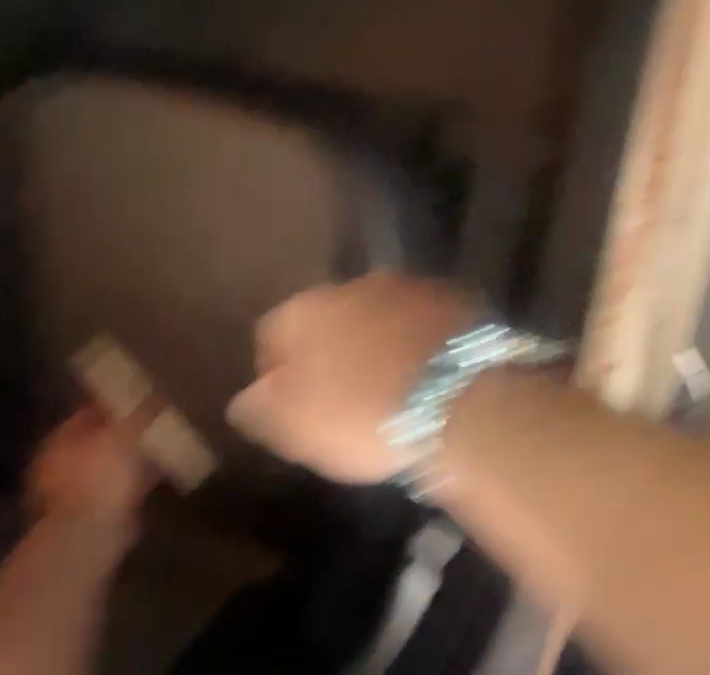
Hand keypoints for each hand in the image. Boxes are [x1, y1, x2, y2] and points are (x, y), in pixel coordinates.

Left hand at [27, 406, 154, 541]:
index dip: (113, 404)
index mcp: (60, 441)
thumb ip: (140, 414)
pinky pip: (116, 488)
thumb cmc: (100, 476)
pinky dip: (132, 482)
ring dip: (128, 459)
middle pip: (95, 440)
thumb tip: (156, 396)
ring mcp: (72, 492)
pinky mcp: (90, 514)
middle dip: (122, 433)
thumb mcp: (125, 434)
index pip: (87, 413)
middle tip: (151, 422)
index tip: (139, 398)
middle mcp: (59, 465)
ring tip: (158, 448)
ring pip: (106, 466)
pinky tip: (155, 475)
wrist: (89, 535)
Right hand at [226, 272, 476, 483]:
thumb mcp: (294, 426)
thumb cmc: (364, 415)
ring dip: (378, 341)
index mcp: (307, 309)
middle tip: (341, 395)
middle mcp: (357, 283)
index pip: (272, 332)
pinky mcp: (457, 300)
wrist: (462, 398)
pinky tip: (428, 374)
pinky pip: (424, 322)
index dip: (275, 371)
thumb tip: (247, 398)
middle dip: (331, 350)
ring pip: (379, 314)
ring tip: (388, 385)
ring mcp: (411, 287)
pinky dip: (419, 342)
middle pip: (329, 317)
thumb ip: (260, 407)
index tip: (289, 407)